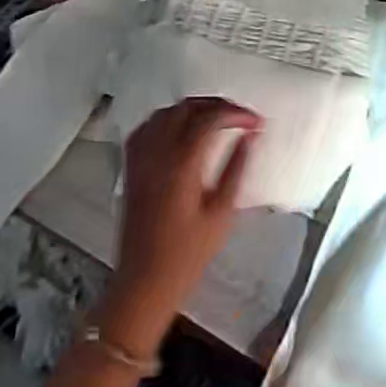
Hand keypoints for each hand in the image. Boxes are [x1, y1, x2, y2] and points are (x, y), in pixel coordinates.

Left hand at [104, 97, 262, 351]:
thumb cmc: (186, 255)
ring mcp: (140, 160)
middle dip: (216, 105)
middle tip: (239, 116)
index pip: (210, 119)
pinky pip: (147, 127)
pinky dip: (167, 119)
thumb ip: (237, 168)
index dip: (236, 113)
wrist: (145, 281)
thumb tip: (249, 138)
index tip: (254, 121)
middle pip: (187, 108)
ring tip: (215, 117)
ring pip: (166, 112)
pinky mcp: (131, 168)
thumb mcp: (222, 213)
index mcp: (181, 165)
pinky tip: (180, 128)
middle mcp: (157, 155)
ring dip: (192, 108)